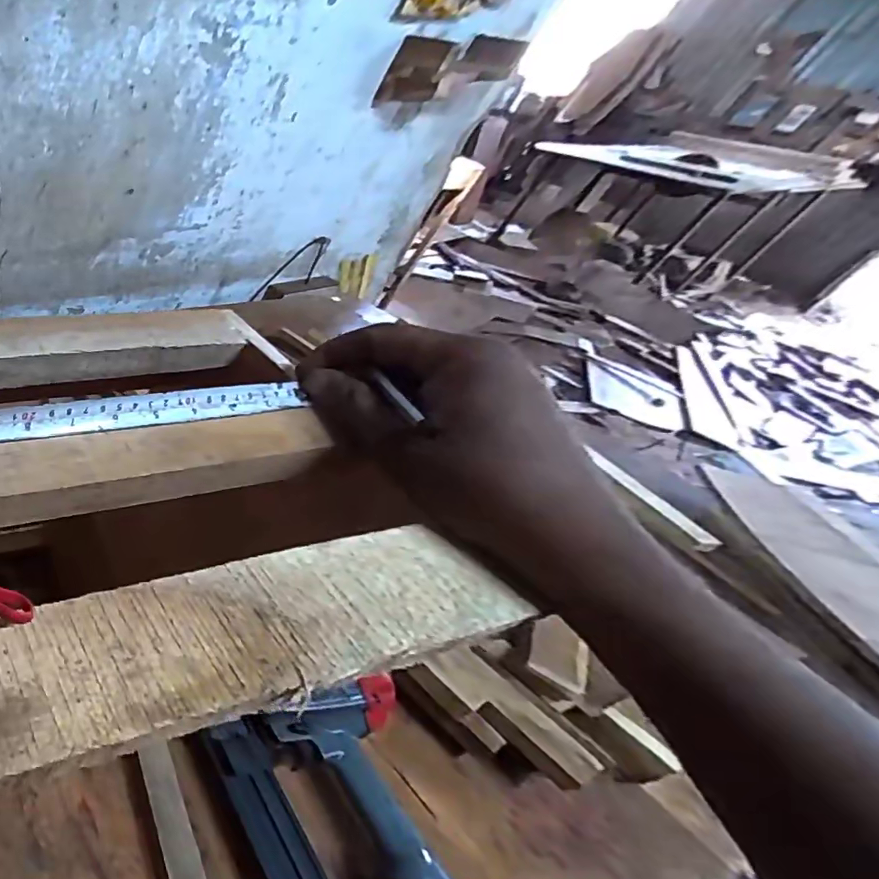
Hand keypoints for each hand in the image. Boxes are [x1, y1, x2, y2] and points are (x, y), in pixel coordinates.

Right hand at [297, 323, 657, 603]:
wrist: (577, 541)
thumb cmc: (483, 493)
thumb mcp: (406, 454)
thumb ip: (358, 409)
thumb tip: (314, 378)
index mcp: (461, 356)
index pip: (382, 337)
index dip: (335, 354)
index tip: (301, 378)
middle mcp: (488, 353)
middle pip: (409, 348)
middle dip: (363, 370)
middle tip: (328, 401)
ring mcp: (511, 376)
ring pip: (432, 368)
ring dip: (391, 386)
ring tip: (363, 417)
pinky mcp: (522, 401)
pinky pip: (457, 385)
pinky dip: (422, 399)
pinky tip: (412, 430)